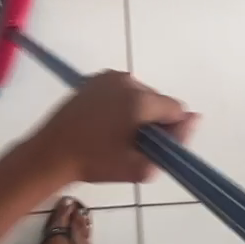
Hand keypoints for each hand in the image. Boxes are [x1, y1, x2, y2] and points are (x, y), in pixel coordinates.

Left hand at [23, 71, 197, 183]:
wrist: (50, 154)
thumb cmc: (94, 162)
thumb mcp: (139, 165)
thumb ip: (174, 144)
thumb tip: (195, 119)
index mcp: (139, 99)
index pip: (175, 109)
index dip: (172, 130)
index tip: (156, 147)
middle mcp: (126, 81)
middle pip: (156, 100)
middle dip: (153, 120)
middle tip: (133, 145)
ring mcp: (106, 78)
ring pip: (138, 95)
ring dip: (136, 113)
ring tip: (116, 136)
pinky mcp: (91, 81)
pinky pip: (119, 92)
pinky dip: (119, 105)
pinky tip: (105, 125)